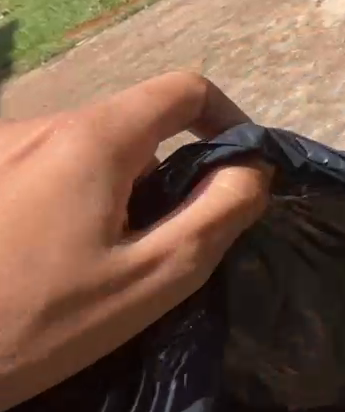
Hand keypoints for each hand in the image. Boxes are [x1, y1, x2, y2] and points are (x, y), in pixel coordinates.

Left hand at [0, 72, 270, 411]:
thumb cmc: (32, 321)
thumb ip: (225, 207)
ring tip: (96, 257)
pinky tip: (38, 258)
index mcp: (87, 143)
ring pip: (82, 151)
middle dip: (167, 173)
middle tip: (162, 241)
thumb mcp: (161, 273)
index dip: (229, 120)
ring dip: (113, 190)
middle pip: (132, 126)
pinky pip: (33, 170)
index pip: (184, 90)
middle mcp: (27, 131)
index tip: (239, 171)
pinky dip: (63, 200)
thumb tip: (250, 167)